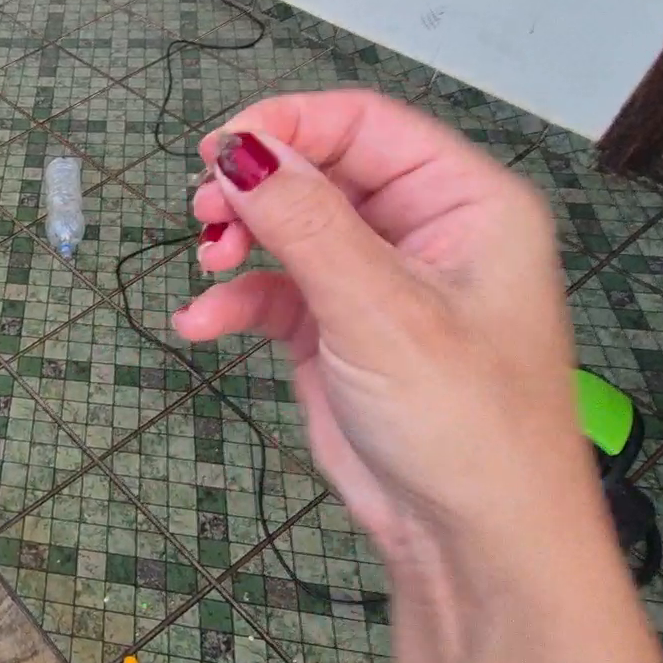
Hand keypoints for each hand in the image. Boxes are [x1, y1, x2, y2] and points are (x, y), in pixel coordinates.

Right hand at [174, 91, 599, 561]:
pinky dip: (232, 302)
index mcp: (459, 201)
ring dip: (237, 241)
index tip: (214, 151)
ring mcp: (367, 279)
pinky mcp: (330, 326)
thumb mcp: (378, 310)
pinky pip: (269, 291)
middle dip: (253, 190)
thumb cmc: (456, 416)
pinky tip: (199, 325)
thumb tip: (235, 150)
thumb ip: (305, 222)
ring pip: (283, 228)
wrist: (464, 537)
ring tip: (207, 263)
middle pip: (313, 173)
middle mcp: (414, 229)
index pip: (362, 126)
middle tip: (202, 213)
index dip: (285, 124)